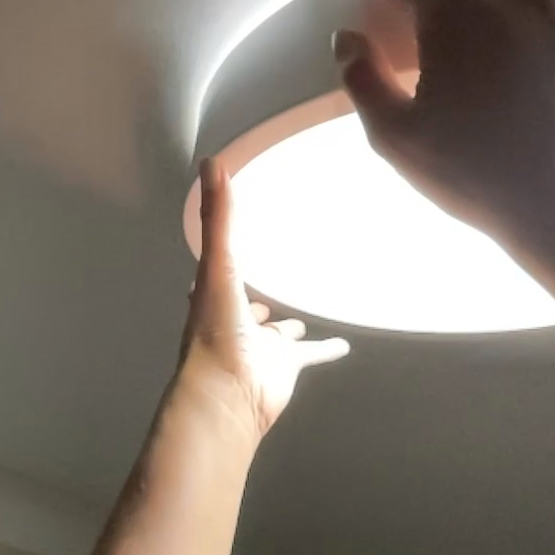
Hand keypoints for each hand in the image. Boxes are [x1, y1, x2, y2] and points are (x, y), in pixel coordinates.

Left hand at [176, 159, 348, 438]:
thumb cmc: (217, 328)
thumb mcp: (219, 264)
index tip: (225, 242)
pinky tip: (343, 346)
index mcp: (212, 298)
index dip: (218, 258)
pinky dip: (323, 350)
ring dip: (282, 327)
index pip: (214, 273)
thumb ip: (220, 217)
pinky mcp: (285, 367)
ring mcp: (259, 346)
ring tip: (294, 317)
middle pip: (243, 304)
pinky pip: (309, 356)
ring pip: (274, 333)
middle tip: (265, 281)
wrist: (229, 391)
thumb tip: (212, 162)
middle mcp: (233, 321)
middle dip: (251, 294)